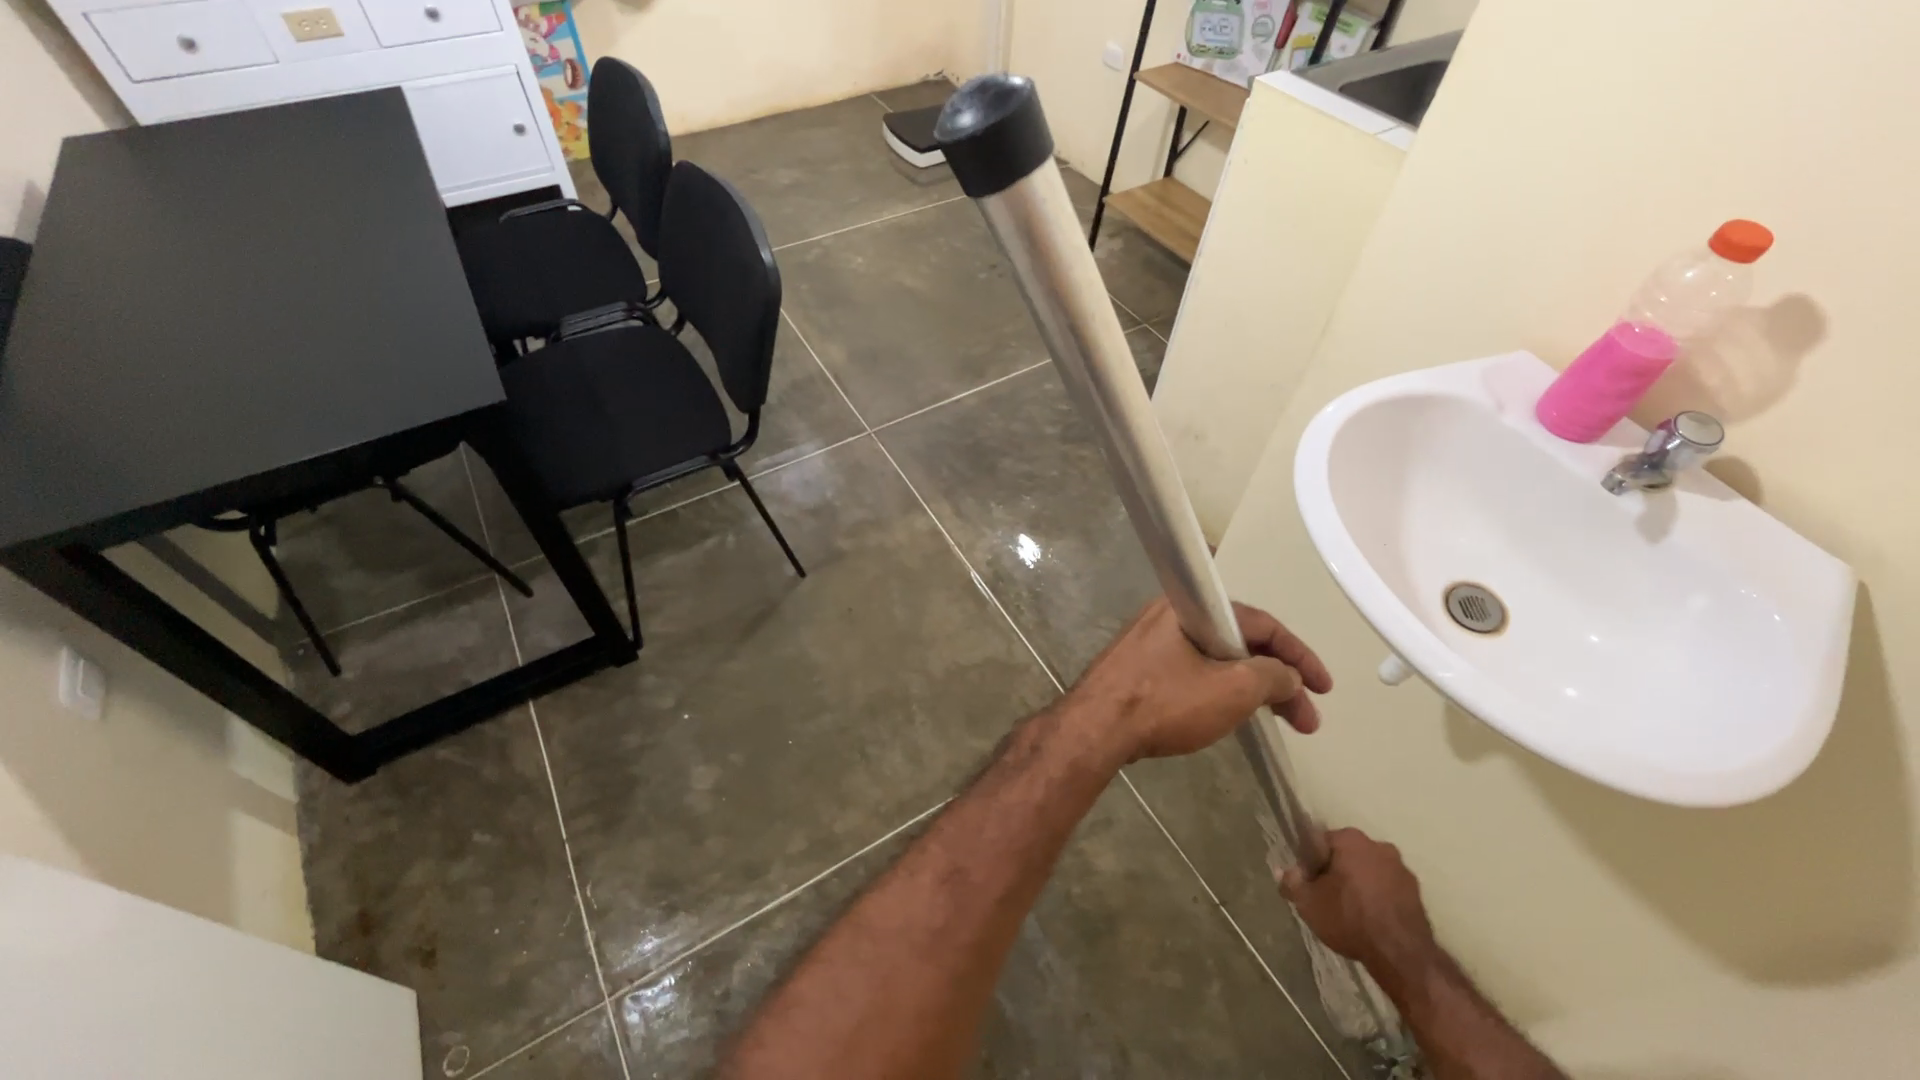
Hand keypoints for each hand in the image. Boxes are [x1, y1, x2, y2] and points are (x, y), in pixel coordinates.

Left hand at [1063, 596, 1330, 762]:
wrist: (1094, 730)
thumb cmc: (1164, 703)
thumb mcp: (1232, 689)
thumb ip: (1272, 676)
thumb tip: (1290, 676)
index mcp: (1191, 607)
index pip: (1261, 622)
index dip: (1299, 655)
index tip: (1324, 689)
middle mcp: (1170, 615)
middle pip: (1239, 641)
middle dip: (1278, 678)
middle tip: (1304, 717)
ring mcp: (1150, 642)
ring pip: (1216, 658)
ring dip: (1251, 687)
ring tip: (1278, 720)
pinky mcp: (1138, 668)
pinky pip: (1192, 671)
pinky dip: (1220, 690)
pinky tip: (1232, 714)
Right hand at [1278, 828, 1436, 976]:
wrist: (1400, 954)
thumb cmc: (1348, 918)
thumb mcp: (1308, 902)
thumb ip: (1291, 882)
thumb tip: (1282, 871)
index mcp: (1350, 840)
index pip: (1320, 842)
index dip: (1310, 863)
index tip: (1308, 884)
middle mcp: (1379, 845)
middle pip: (1347, 855)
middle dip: (1337, 872)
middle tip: (1326, 898)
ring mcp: (1402, 869)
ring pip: (1370, 871)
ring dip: (1360, 884)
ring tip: (1350, 912)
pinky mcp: (1417, 893)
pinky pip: (1388, 889)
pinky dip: (1379, 898)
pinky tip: (1371, 920)